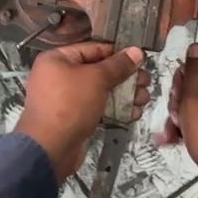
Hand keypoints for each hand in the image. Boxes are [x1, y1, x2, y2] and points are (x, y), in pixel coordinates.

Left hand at [14, 43, 151, 179]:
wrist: (50, 149)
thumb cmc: (70, 104)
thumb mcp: (96, 79)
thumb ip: (117, 65)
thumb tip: (137, 51)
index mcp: (57, 59)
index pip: (92, 49)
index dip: (117, 53)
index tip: (139, 58)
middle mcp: (59, 75)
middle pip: (98, 71)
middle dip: (124, 77)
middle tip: (146, 82)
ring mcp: (66, 99)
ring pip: (100, 91)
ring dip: (124, 95)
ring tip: (144, 99)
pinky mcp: (74, 118)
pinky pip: (97, 107)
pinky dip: (115, 109)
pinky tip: (135, 113)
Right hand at [154, 43, 197, 185]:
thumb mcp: (195, 99)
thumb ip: (194, 72)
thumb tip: (196, 44)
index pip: (197, 67)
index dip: (181, 79)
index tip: (176, 95)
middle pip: (193, 88)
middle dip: (178, 101)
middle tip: (176, 115)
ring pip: (193, 108)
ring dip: (178, 118)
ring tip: (171, 134)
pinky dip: (186, 130)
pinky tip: (172, 141)